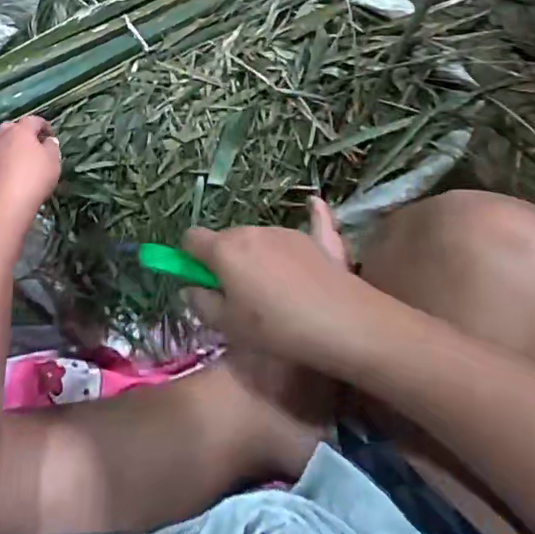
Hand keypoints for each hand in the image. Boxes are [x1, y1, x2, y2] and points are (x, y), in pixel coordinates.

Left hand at [0, 116, 61, 223]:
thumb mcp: (52, 162)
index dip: (44, 126)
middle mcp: (0, 137)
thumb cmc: (32, 180)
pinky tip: (7, 178)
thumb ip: (52, 148)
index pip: (33, 120)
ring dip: (9, 150)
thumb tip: (48, 140)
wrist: (0, 206)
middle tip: (33, 147)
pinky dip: (0, 165)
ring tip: (19, 163)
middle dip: (22, 134)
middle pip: (12, 129)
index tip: (50, 135)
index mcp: (20, 131)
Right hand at [182, 197, 375, 371]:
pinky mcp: (317, 239)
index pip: (191, 239)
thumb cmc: (277, 328)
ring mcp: (285, 231)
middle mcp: (250, 231)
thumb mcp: (228, 326)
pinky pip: (312, 220)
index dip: (191, 259)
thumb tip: (191, 288)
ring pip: (259, 240)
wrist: (343, 324)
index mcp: (223, 250)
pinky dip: (310, 216)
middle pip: (226, 240)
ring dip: (258, 257)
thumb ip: (201, 302)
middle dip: (226, 262)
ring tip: (276, 292)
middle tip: (240, 298)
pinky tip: (313, 204)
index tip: (202, 282)